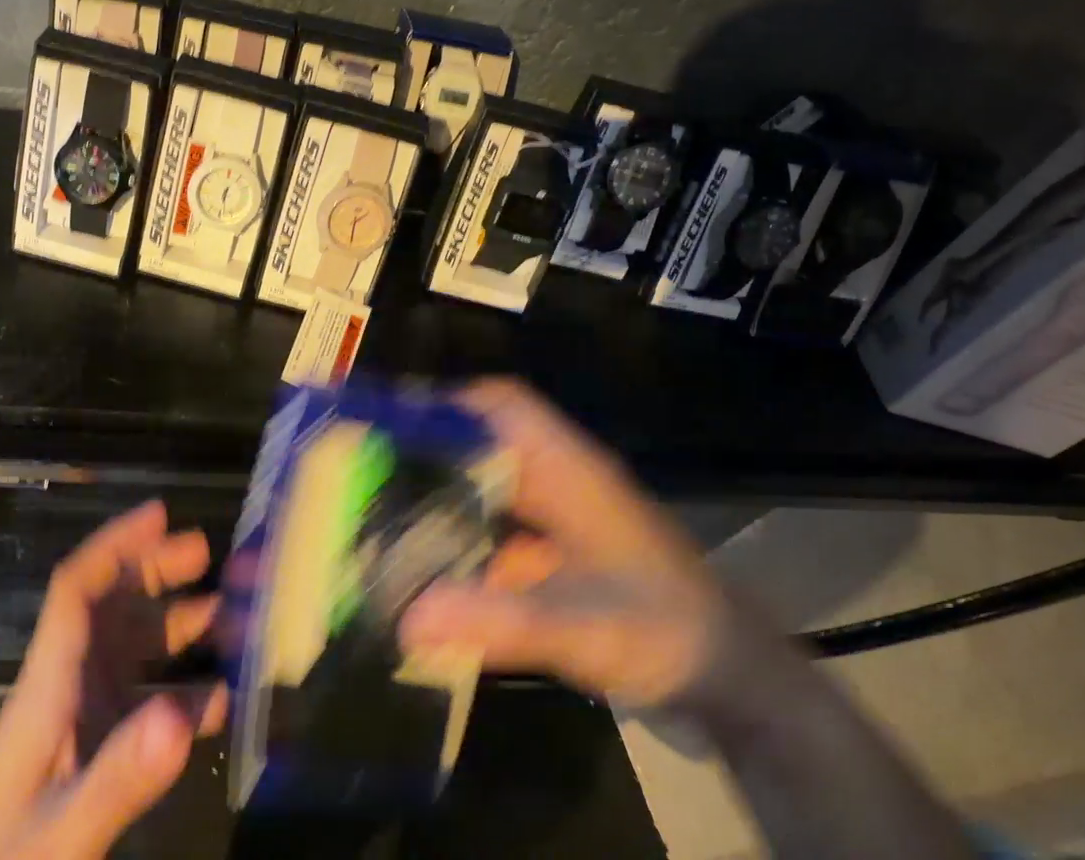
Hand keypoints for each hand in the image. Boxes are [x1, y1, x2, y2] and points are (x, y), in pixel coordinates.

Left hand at [0, 501, 227, 859]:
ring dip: (174, 625)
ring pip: (128, 648)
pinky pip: (140, 701)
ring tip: (231, 615)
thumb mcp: (62, 829)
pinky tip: (217, 703)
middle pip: (108, 606)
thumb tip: (185, 714)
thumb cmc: (0, 859)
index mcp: (50, 685)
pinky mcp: (89, 748)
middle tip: (209, 554)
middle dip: (154, 571)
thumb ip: (120, 777)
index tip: (162, 514)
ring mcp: (78, 717)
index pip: (76, 591)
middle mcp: (65, 686)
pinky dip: (179, 691)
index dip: (116, 544)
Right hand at [398, 378, 777, 712]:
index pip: (503, 407)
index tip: (381, 422)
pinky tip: (412, 568)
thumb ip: (503, 622)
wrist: (729, 680)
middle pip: (479, 443)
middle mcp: (559, 483)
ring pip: (480, 485)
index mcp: (571, 473)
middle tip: (355, 472)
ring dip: (431, 495)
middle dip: (420, 452)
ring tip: (368, 513)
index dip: (443, 403)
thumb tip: (409, 618)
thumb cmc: (669, 636)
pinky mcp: (552, 554)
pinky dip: (450, 540)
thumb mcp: (586, 630)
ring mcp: (556, 519)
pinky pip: (488, 529)